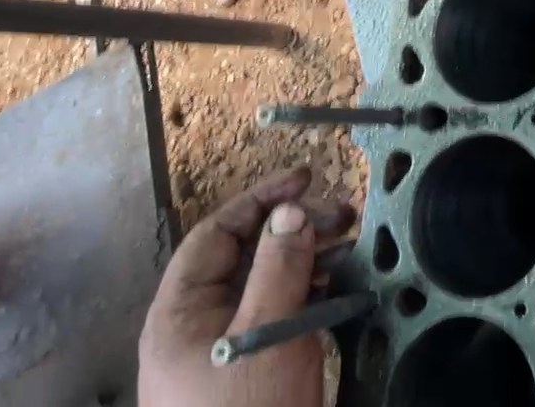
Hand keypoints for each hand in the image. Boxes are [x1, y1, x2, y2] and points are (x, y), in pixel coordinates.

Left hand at [139, 167, 355, 406]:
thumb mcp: (263, 338)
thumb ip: (278, 270)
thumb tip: (292, 211)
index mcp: (182, 312)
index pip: (215, 235)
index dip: (259, 200)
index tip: (306, 177)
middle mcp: (203, 319)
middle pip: (248, 251)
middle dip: (295, 225)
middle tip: (346, 213)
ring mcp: (233, 340)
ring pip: (271, 275)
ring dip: (311, 250)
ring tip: (352, 239)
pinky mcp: (261, 357)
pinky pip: (286, 303)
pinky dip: (315, 282)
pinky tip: (342, 274)